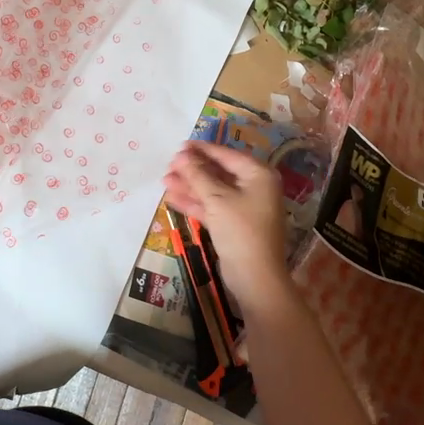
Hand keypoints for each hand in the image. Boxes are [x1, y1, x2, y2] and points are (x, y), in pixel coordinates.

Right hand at [162, 141, 293, 310]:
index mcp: (258, 175)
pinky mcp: (234, 225)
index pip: (226, 155)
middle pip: (219, 172)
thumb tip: (181, 155)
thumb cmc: (240, 230)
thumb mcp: (217, 199)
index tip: (180, 146)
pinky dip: (195, 203)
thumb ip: (197, 175)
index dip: (202, 150)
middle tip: (169, 165)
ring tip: (164, 180)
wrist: (255, 278)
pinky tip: (172, 198)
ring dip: (190, 186)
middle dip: (193, 170)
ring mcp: (244, 207)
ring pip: (213, 191)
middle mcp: (254, 187)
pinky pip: (213, 207)